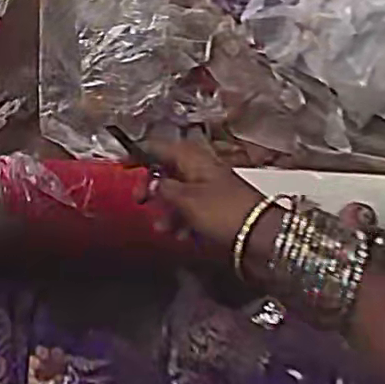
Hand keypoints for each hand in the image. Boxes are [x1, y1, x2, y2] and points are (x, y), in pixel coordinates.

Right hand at [145, 133, 266, 253]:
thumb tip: (150, 181)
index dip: (138, 154)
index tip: (122, 166)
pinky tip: (181, 235)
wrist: (261, 236)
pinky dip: (182, 219)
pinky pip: (191, 208)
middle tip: (139, 202)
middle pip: (166, 170)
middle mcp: (199, 167)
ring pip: (178, 192)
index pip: (158, 147)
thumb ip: (162, 188)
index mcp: (191, 157)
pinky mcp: (217, 206)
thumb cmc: (221, 212)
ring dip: (167, 209)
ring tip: (163, 228)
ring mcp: (209, 186)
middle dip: (152, 188)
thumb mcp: (185, 199)